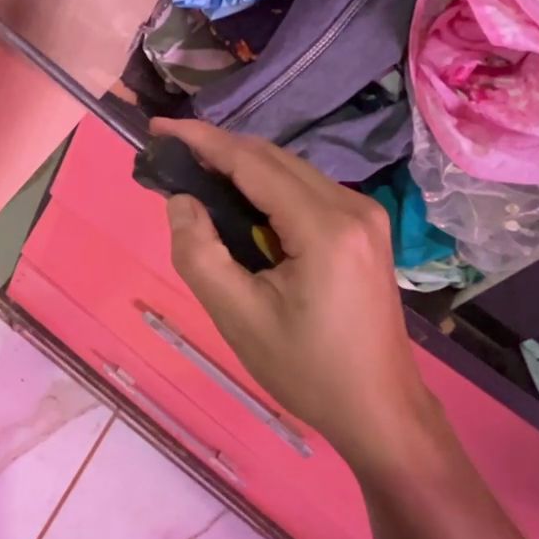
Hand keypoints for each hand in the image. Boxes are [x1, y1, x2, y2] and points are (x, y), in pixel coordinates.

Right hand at [153, 118, 437, 473]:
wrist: (380, 410)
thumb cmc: (308, 370)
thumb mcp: (238, 317)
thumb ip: (199, 253)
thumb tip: (180, 199)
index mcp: (325, 227)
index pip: (252, 163)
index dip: (201, 140)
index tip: (158, 128)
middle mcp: (351, 207)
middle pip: (271, 158)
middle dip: (216, 149)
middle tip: (168, 155)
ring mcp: (363, 214)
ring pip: (287, 169)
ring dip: (239, 167)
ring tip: (192, 176)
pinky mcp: (363, 227)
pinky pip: (303, 188)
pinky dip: (263, 186)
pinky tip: (235, 201)